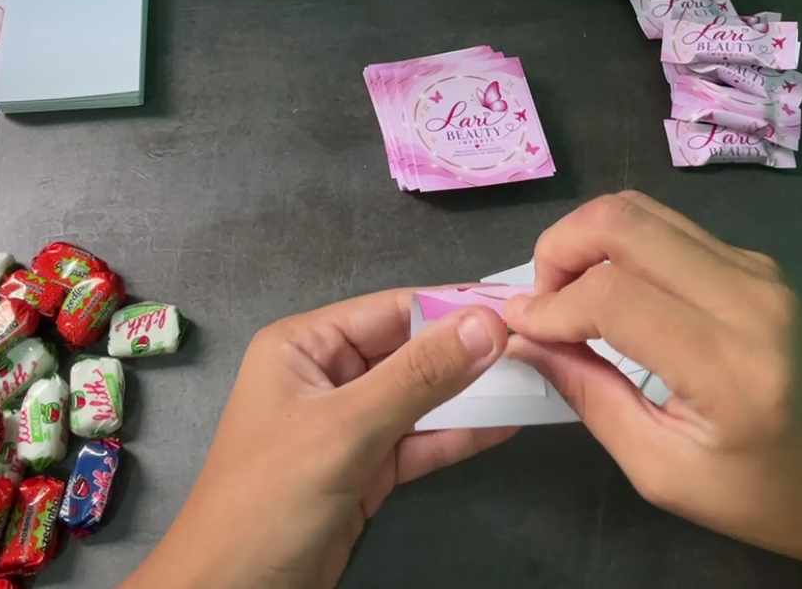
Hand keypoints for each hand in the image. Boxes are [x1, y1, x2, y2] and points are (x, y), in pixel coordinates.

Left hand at [124, 289, 514, 588]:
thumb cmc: (271, 496)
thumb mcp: (346, 428)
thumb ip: (419, 376)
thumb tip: (485, 324)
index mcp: (305, 345)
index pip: (390, 310)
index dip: (450, 306)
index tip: (510, 305)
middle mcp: (326, 374)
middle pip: (407, 352)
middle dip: (464, 351)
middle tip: (530, 343)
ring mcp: (346, 423)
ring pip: (417, 397)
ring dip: (467, 393)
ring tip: (528, 378)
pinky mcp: (363, 468)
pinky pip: (417, 440)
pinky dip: (456, 435)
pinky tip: (502, 423)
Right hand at [505, 192, 801, 588]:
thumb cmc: (777, 497)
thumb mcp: (668, 473)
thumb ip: (591, 397)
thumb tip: (527, 340)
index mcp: (730, 366)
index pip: (613, 296)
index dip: (550, 304)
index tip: (520, 328)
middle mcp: (746, 296)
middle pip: (622, 221)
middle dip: (558, 247)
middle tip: (541, 297)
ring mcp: (756, 268)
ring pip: (641, 209)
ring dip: (586, 237)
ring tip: (567, 288)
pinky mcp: (755, 260)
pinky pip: (668, 226)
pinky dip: (619, 243)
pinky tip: (612, 287)